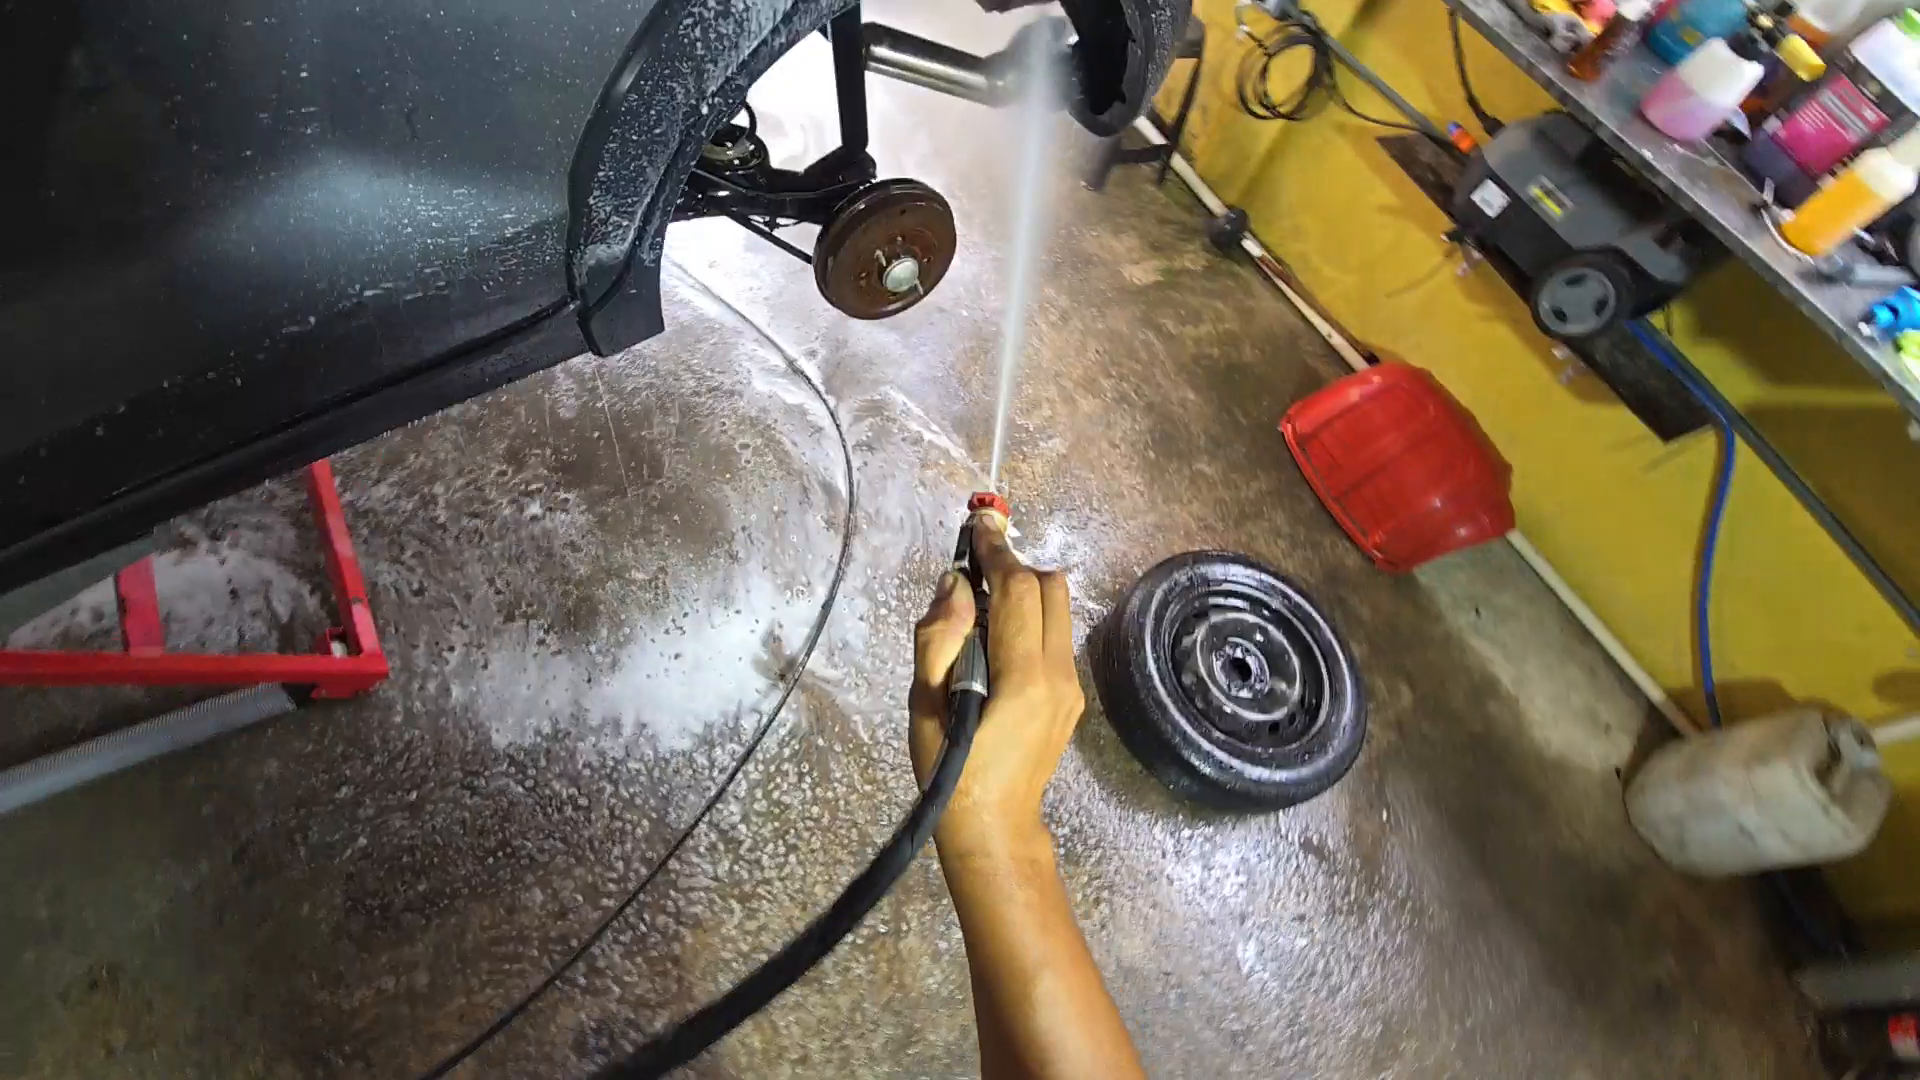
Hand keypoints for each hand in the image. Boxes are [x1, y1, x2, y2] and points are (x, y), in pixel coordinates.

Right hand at [910, 515, 1085, 858]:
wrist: (994, 828)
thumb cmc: (950, 770)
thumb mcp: (925, 705)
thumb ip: (939, 637)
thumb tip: (955, 585)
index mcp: (1023, 675)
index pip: (1018, 590)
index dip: (997, 552)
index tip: (979, 525)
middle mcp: (1059, 673)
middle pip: (1052, 588)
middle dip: (1015, 567)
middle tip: (974, 572)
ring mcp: (1072, 686)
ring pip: (1058, 610)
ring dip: (1023, 593)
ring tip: (979, 611)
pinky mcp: (1072, 696)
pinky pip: (1054, 636)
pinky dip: (1028, 619)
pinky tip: (995, 645)